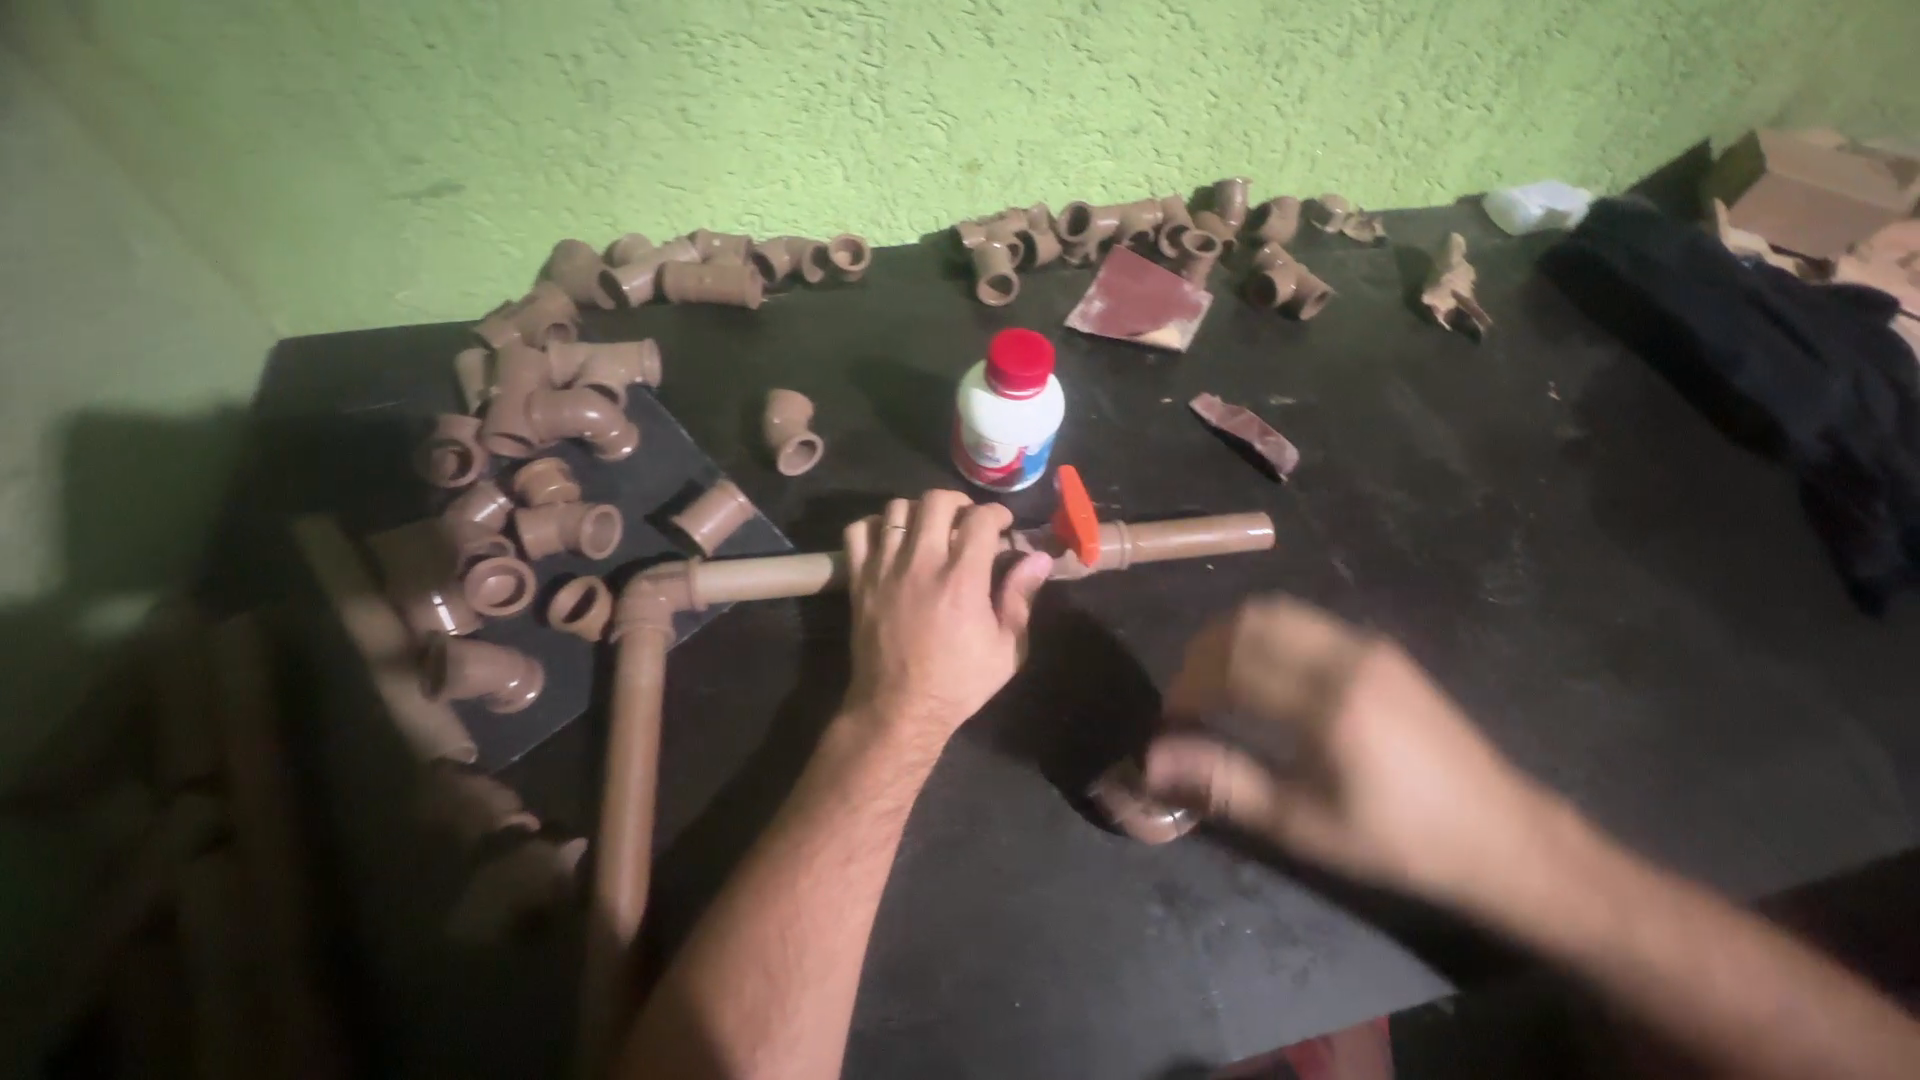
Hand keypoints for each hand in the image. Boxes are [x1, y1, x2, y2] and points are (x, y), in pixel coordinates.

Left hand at [840, 491, 1052, 752]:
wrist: (898, 709)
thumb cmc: (958, 683)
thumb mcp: (1006, 649)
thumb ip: (1021, 598)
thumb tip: (1039, 558)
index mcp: (963, 579)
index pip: (980, 518)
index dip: (996, 513)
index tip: (1002, 525)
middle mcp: (922, 563)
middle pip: (936, 501)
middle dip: (959, 503)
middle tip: (967, 522)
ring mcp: (884, 569)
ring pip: (897, 509)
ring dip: (919, 512)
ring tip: (930, 530)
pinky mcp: (859, 580)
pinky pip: (858, 531)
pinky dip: (877, 526)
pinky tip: (893, 541)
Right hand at [1140, 595, 1560, 902]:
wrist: (1501, 834)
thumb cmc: (1398, 841)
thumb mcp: (1304, 824)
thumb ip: (1224, 782)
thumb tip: (1154, 759)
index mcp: (1327, 706)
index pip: (1228, 667)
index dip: (1186, 688)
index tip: (1173, 722)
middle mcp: (1345, 659)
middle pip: (1245, 623)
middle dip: (1201, 655)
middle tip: (1189, 700)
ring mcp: (1367, 646)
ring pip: (1273, 612)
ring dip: (1230, 639)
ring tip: (1217, 685)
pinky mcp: (1380, 649)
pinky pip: (1302, 620)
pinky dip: (1264, 636)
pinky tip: (1263, 679)